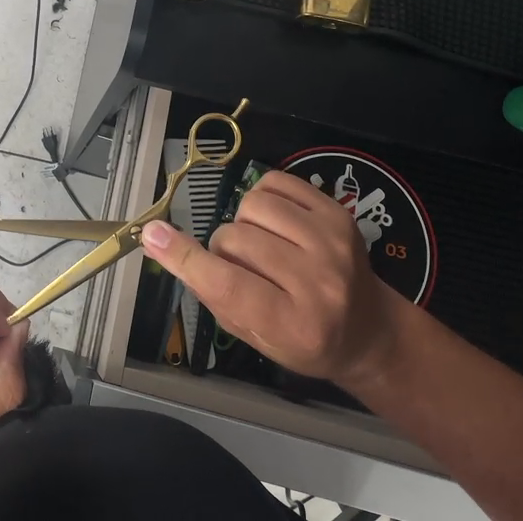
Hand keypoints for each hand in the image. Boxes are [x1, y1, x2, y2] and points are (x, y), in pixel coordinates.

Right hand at [141, 169, 398, 384]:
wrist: (369, 330)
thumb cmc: (303, 341)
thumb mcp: (251, 333)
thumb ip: (206, 288)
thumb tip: (156, 241)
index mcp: (294, 325)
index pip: (227, 283)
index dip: (184, 258)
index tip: (152, 234)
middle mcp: (318, 282)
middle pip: (234, 239)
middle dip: (224, 249)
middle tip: (243, 267)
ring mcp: (332, 242)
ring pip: (252, 206)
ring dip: (244, 223)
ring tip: (262, 244)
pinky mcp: (338, 213)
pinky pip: (275, 182)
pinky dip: (263, 197)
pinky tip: (275, 222)